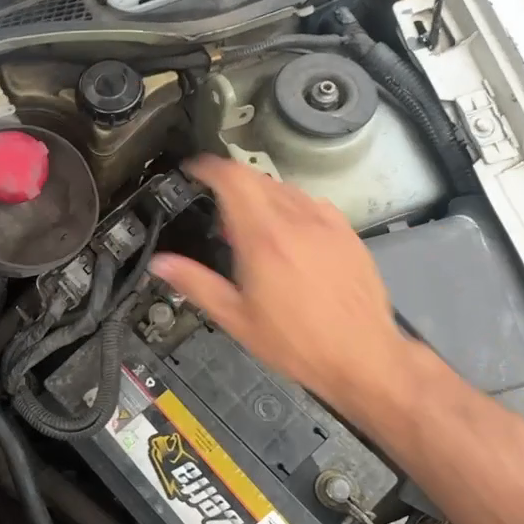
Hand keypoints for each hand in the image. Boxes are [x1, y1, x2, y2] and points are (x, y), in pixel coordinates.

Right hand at [149, 156, 423, 418]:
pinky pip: (313, 204)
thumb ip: (195, 283)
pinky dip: (293, 208)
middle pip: (257, 178)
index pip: (233, 178)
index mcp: (263, 238)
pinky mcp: (347, 234)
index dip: (208, 167)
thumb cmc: (299, 343)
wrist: (363, 357)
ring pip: (285, 189)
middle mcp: (297, 222)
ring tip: (252, 228)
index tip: (195, 171)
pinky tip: (289, 235)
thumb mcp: (236, 318)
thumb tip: (160, 263)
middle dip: (232, 184)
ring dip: (262, 197)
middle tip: (218, 210)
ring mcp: (326, 224)